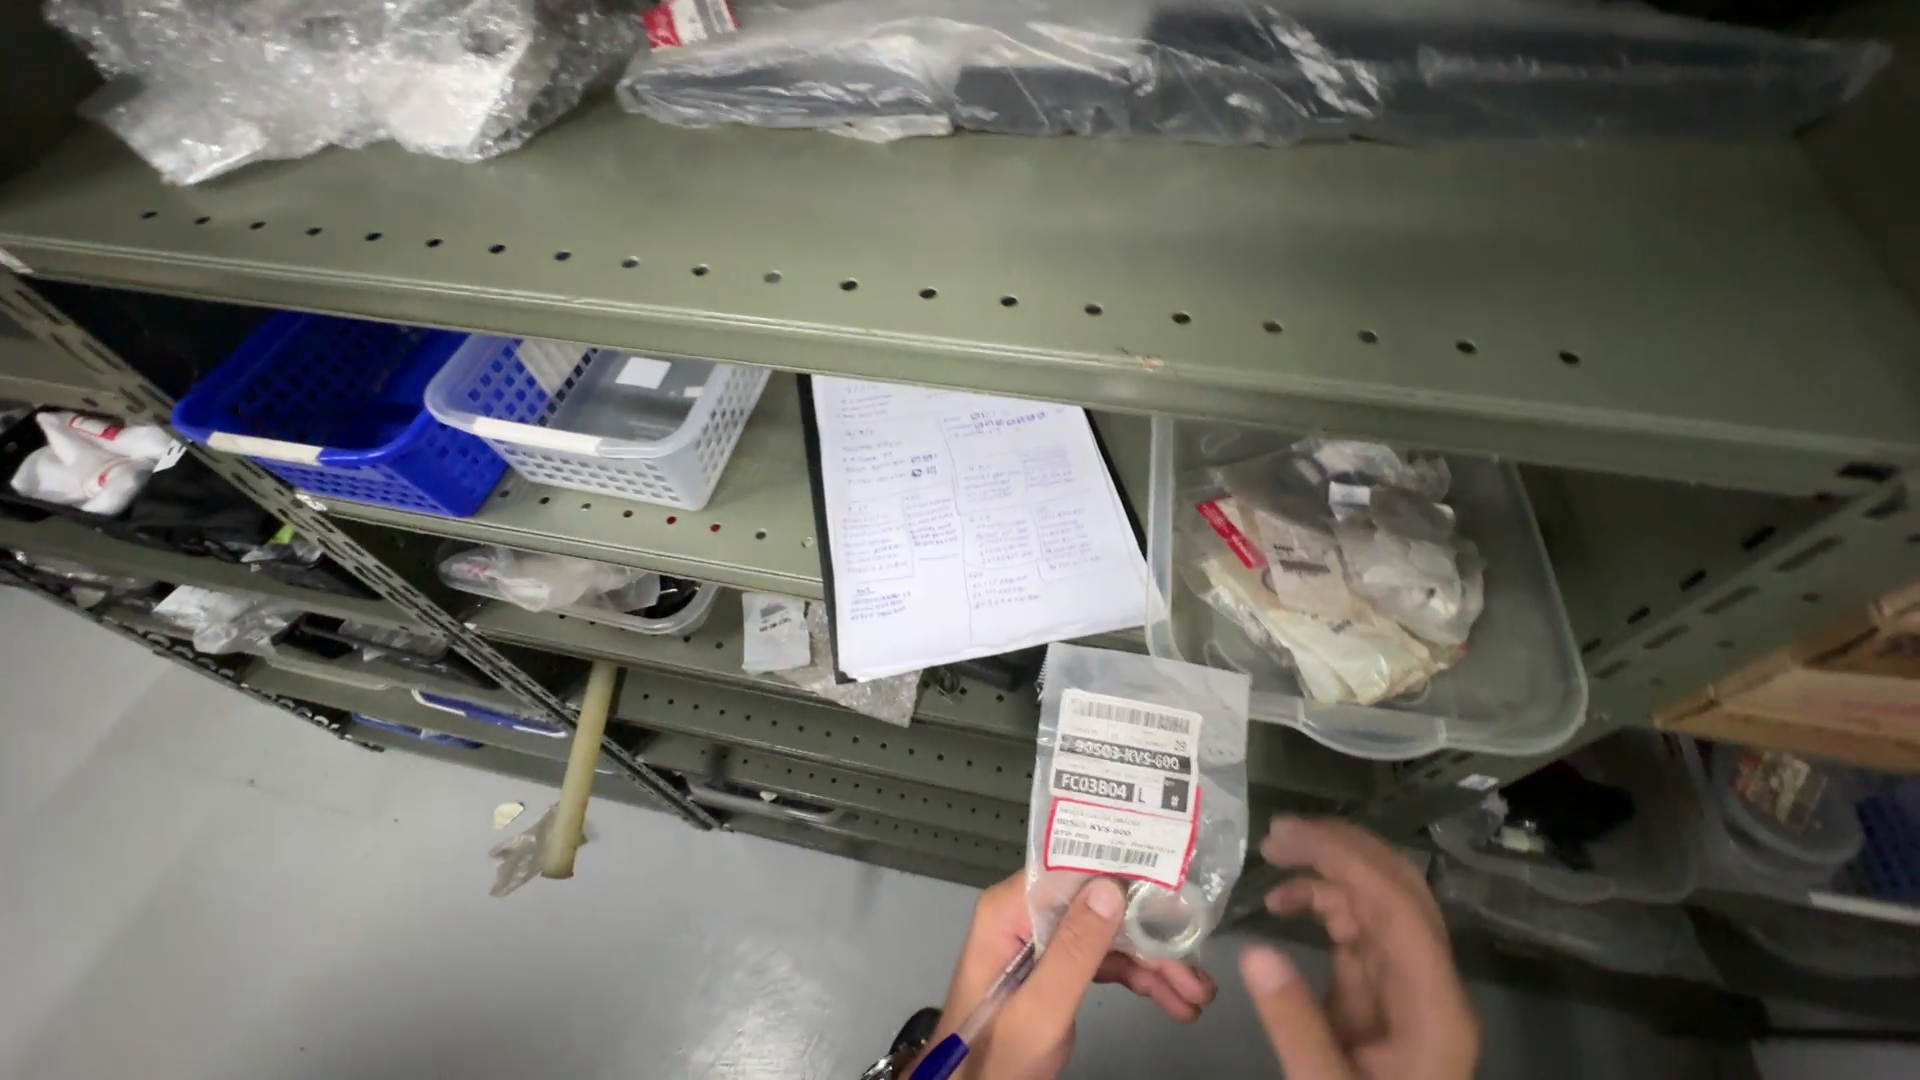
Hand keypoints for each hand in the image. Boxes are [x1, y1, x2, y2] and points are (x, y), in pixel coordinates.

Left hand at [928, 872, 1217, 1079]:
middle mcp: (1027, 913)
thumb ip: (1073, 950)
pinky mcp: (1055, 966)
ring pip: (1109, 933)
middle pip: (1099, 904)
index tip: (1174, 893)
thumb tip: (1111, 886)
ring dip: (1154, 961)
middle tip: (1195, 968)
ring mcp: (1042, 939)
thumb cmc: (996, 1056)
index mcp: (1011, 908)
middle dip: (1150, 935)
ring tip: (1195, 994)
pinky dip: (1139, 977)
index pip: (1074, 870)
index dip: (1125, 877)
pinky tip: (1172, 998)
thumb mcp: (1040, 1009)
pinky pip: (1104, 959)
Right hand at [1239, 817, 1478, 1079]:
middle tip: (1277, 832)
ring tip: (1272, 855)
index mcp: (1433, 1007)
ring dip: (1326, 870)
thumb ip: (1296, 1028)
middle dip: (1339, 849)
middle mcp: (1429, 984)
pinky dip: (1320, 903)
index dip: (1345, 859)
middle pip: (1398, 890)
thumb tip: (1255, 951)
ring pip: (1377, 901)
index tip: (1287, 835)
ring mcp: (1407, 987)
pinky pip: (1357, 928)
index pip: (1399, 906)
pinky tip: (1283, 902)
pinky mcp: (1382, 993)